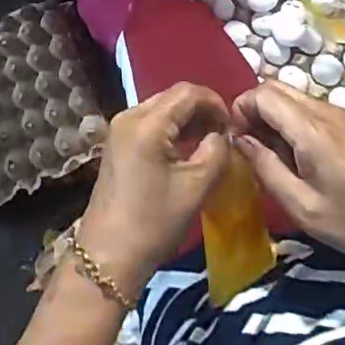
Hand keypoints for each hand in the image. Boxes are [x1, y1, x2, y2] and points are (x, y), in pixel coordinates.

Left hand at [78, 83, 231, 296]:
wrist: (110, 253)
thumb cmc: (154, 221)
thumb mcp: (196, 188)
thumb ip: (216, 152)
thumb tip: (222, 134)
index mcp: (146, 122)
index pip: (186, 92)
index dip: (214, 101)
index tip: (234, 124)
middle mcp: (129, 115)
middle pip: (171, 97)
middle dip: (201, 109)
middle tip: (226, 133)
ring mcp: (120, 128)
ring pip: (161, 109)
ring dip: (187, 119)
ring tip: (212, 141)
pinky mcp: (118, 142)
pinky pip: (150, 123)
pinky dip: (172, 129)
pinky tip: (189, 148)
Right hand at [231, 82, 344, 268]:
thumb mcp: (303, 207)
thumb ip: (265, 168)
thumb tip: (240, 140)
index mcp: (311, 129)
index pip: (261, 93)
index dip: (241, 109)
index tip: (238, 139)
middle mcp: (325, 111)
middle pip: (275, 86)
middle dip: (255, 108)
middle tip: (252, 144)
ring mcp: (342, 115)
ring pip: (292, 95)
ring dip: (274, 114)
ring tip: (275, 153)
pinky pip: (310, 108)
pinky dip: (293, 121)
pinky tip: (300, 156)